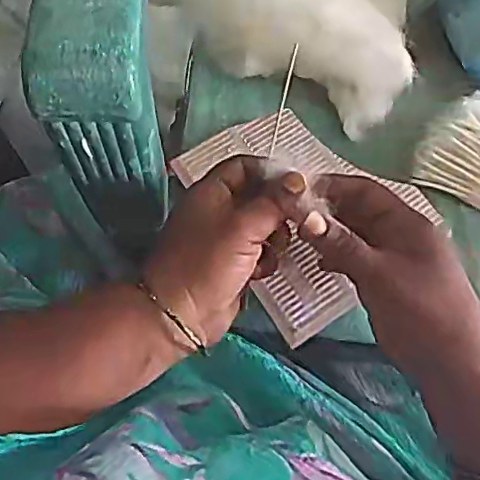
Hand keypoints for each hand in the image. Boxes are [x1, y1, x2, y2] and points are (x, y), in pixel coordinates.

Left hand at [143, 156, 286, 343]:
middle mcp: (217, 210)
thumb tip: (298, 180)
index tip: (298, 184)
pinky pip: (260, 252)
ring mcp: (225, 238)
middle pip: (258, 196)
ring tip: (274, 249)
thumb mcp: (243, 226)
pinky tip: (261, 271)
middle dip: (278, 208)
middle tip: (297, 221)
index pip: (244, 166)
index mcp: (211, 191)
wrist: (180, 313)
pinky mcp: (233, 264)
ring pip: (263, 225)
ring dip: (275, 236)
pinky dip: (266, 259)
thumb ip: (274, 201)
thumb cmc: (206, 262)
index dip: (270, 170)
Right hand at [272, 174, 479, 377]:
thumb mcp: (378, 274)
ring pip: (355, 235)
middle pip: (359, 210)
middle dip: (326, 208)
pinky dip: (337, 255)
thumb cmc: (422, 312)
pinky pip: (357, 257)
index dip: (332, 185)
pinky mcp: (387, 282)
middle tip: (288, 212)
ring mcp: (394, 259)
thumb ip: (340, 243)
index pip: (365, 190)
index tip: (296, 188)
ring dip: (329, 233)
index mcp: (408, 223)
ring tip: (296, 235)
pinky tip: (320, 263)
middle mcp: (401, 235)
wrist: (455, 365)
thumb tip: (304, 214)